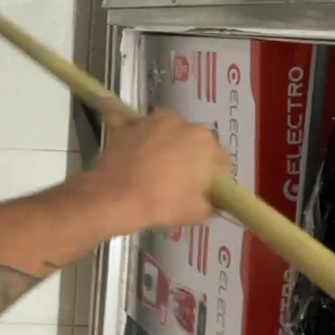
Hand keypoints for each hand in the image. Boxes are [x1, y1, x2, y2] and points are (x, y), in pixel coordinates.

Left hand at [64, 108, 227, 237]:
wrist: (117, 197)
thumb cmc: (164, 203)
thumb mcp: (198, 211)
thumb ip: (210, 202)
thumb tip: (208, 201)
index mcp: (203, 139)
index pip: (218, 156)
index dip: (215, 173)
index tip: (208, 187)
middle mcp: (177, 122)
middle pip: (189, 138)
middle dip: (188, 153)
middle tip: (182, 175)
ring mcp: (147, 122)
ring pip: (162, 128)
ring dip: (163, 140)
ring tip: (157, 162)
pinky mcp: (122, 128)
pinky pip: (131, 127)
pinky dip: (133, 134)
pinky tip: (132, 147)